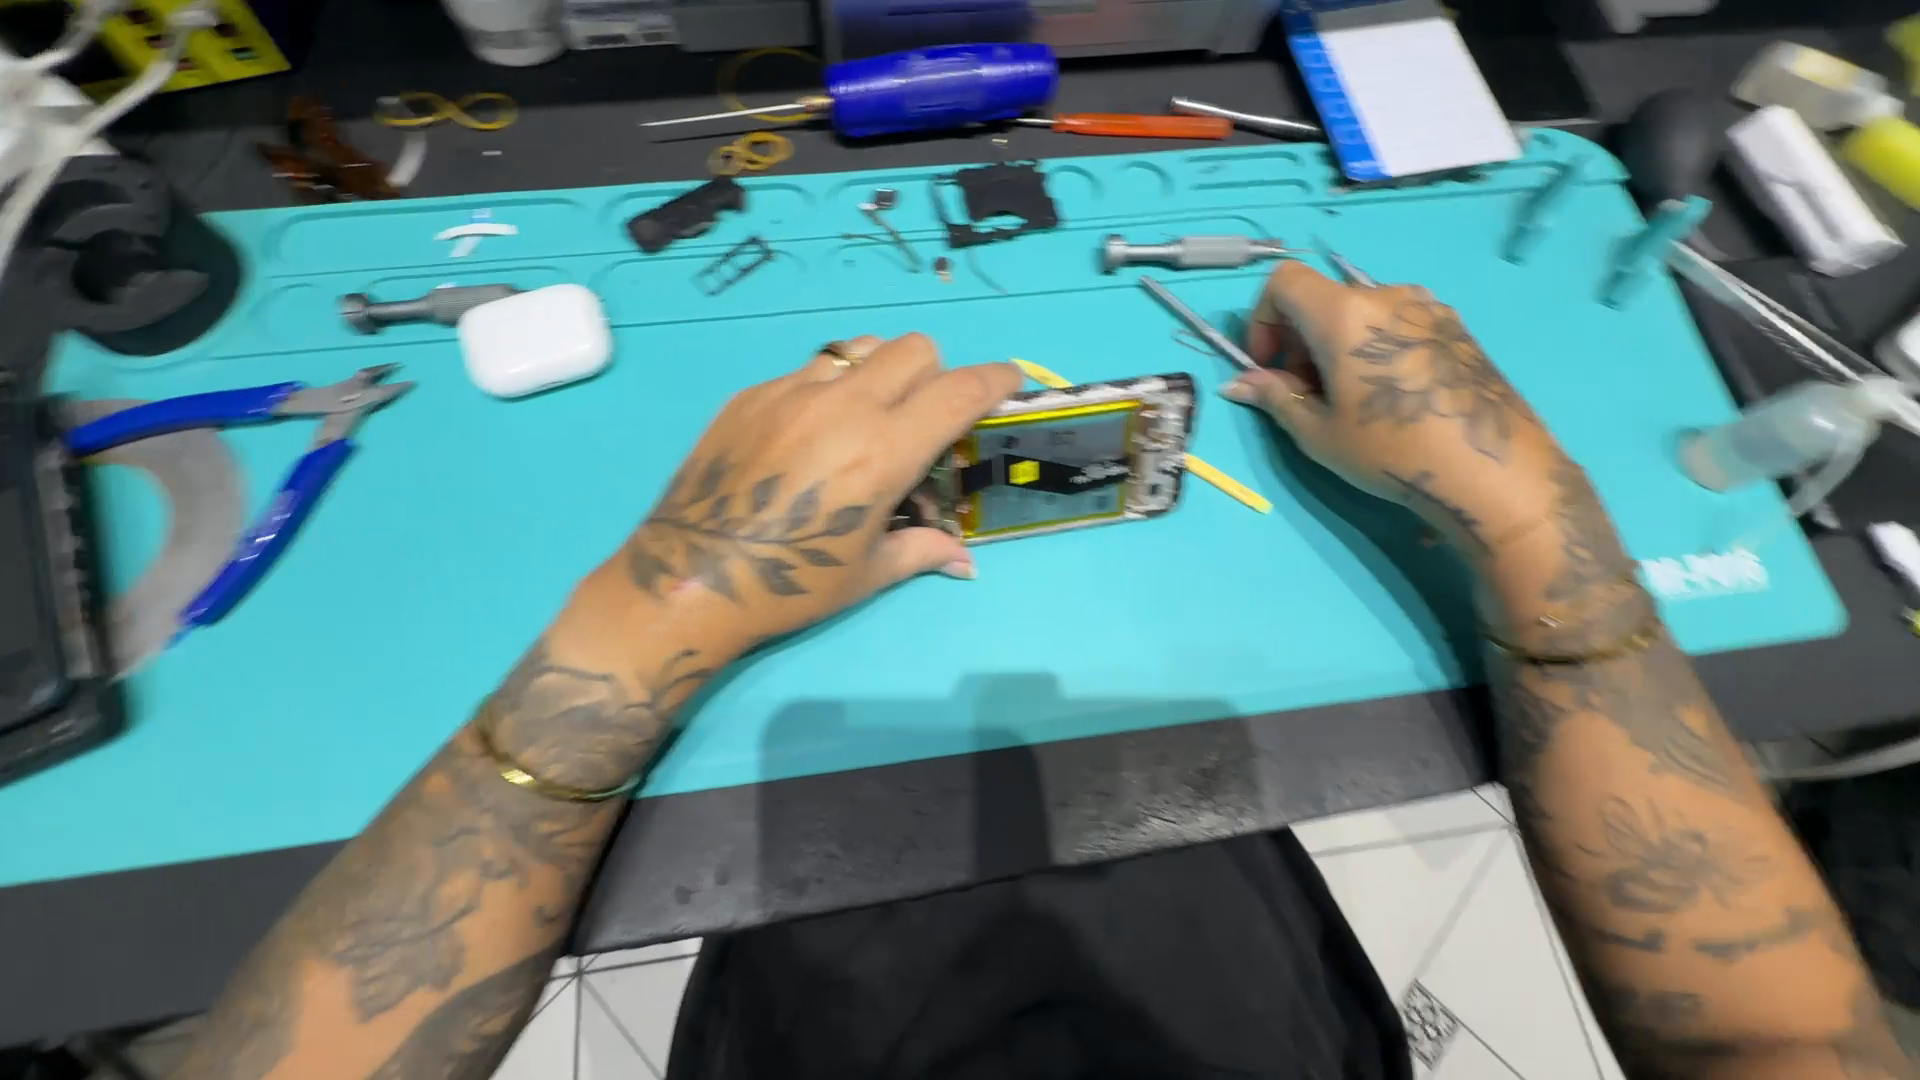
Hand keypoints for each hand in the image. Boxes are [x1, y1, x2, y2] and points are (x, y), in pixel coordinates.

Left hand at [618, 334, 1021, 648]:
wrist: (691, 578)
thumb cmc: (792, 584)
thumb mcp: (869, 572)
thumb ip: (924, 551)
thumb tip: (965, 562)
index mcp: (883, 453)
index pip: (957, 392)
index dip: (994, 379)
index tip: (1007, 378)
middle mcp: (843, 407)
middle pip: (914, 348)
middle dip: (936, 373)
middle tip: (924, 415)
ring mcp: (791, 392)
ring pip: (860, 347)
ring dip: (881, 370)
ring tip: (866, 415)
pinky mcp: (751, 394)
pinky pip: (808, 369)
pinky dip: (828, 389)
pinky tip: (807, 435)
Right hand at [1222, 262, 1564, 549]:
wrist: (1490, 469)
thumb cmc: (1389, 450)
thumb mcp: (1317, 432)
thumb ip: (1274, 396)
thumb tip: (1235, 384)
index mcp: (1344, 315)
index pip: (1283, 282)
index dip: (1263, 320)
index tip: (1269, 366)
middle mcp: (1385, 296)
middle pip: (1321, 297)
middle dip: (1298, 338)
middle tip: (1305, 392)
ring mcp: (1426, 306)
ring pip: (1359, 311)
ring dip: (1335, 343)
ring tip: (1348, 396)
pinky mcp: (1454, 325)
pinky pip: (1394, 321)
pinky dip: (1372, 345)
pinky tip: (1388, 393)